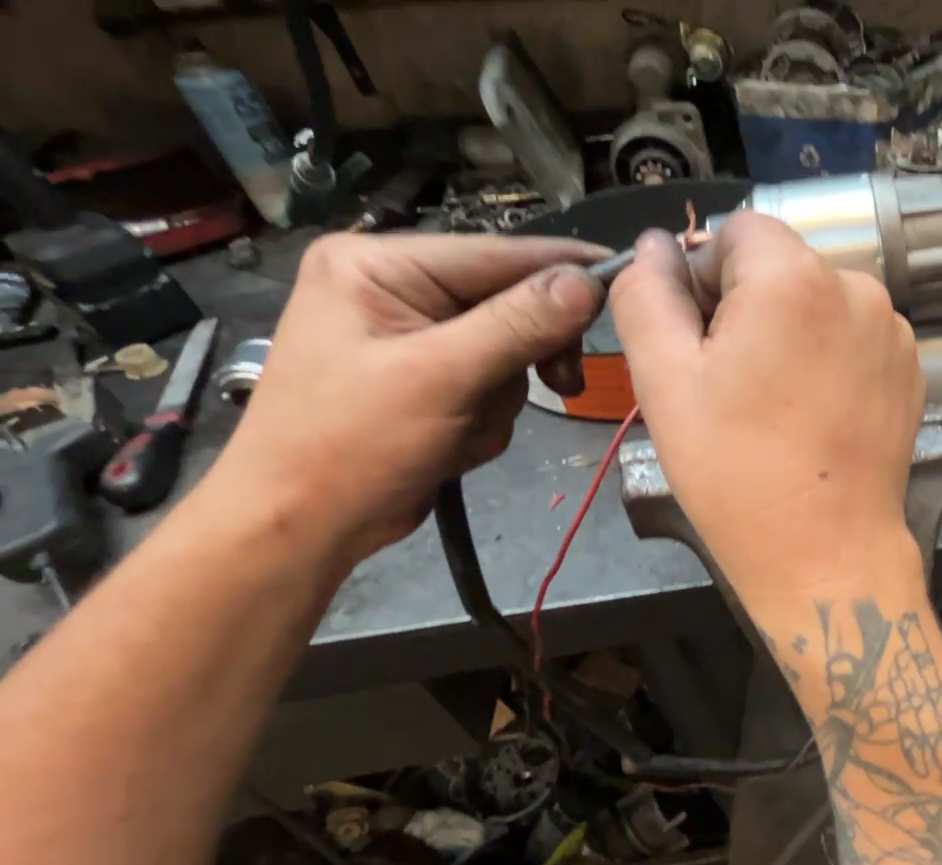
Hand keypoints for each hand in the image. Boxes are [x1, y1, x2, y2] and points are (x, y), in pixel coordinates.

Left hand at [214, 232, 609, 563]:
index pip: (499, 255)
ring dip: (504, 395)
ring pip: (510, 350)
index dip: (566, 270)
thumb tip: (588, 282)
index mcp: (380, 264)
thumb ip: (518, 325)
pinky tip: (456, 440)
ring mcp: (412, 335)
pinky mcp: (427, 377)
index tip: (629, 280)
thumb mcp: (442, 378)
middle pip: (510, 303)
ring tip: (468, 429)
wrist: (303, 523)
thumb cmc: (354, 443)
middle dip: (528, 354)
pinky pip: (493, 382)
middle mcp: (396, 287)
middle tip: (562, 387)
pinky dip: (489, 414)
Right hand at [608, 215, 924, 605]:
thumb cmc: (738, 472)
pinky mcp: (912, 371)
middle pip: (785, 265)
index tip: (700, 338)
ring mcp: (895, 333)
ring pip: (824, 303)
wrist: (827, 551)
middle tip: (733, 381)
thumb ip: (646, 293)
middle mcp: (860, 290)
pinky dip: (832, 358)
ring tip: (776, 403)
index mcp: (796, 278)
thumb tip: (658, 247)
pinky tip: (816, 413)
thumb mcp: (664, 380)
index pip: (740, 231)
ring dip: (793, 332)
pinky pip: (858, 339)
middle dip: (750, 305)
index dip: (707, 275)